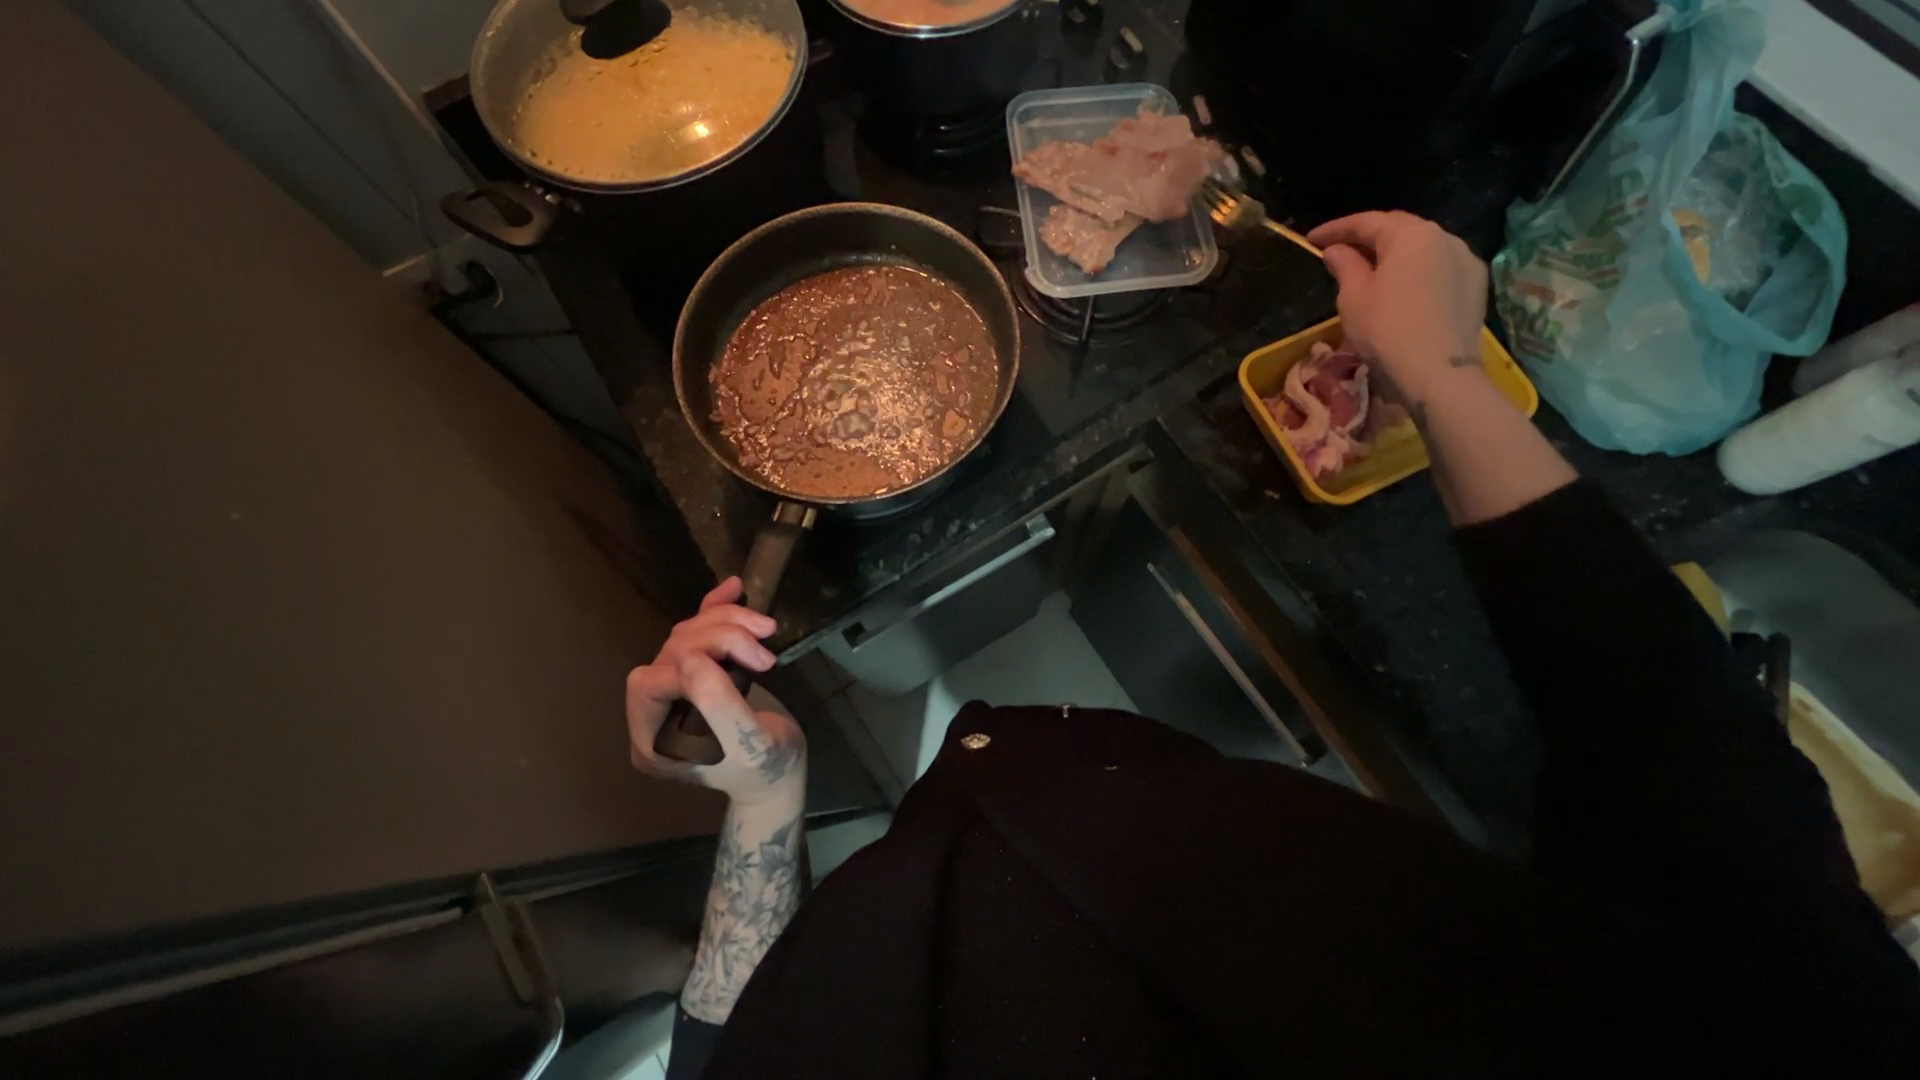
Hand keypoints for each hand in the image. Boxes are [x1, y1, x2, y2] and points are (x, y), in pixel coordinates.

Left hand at [626, 577, 805, 804]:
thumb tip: (691, 659)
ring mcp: (675, 689)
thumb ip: (719, 706)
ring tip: (766, 630)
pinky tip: (736, 589)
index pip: (651, 685)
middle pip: (671, 652)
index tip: (741, 670)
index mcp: (653, 740)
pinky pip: (699, 629)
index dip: (691, 665)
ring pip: (687, 635)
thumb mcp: (750, 744)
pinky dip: (717, 608)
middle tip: (764, 652)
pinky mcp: (699, 669)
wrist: (785, 770)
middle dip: (719, 639)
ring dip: (727, 622)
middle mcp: (654, 712)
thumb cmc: (769, 767)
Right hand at [1306, 211, 1488, 404]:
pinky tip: (1405, 287)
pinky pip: (1440, 267)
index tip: (1311, 240)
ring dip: (1395, 254)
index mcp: (1410, 234)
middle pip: (1399, 229)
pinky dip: (1417, 271)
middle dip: (1368, 237)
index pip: (1366, 222)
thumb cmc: (1385, 330)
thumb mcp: (1353, 297)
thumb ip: (1344, 265)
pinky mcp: (1476, 285)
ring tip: (1373, 270)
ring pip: (1422, 248)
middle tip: (1341, 250)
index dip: (1335, 229)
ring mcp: (1465, 259)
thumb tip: (1336, 250)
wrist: (1437, 372)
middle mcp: (1443, 236)